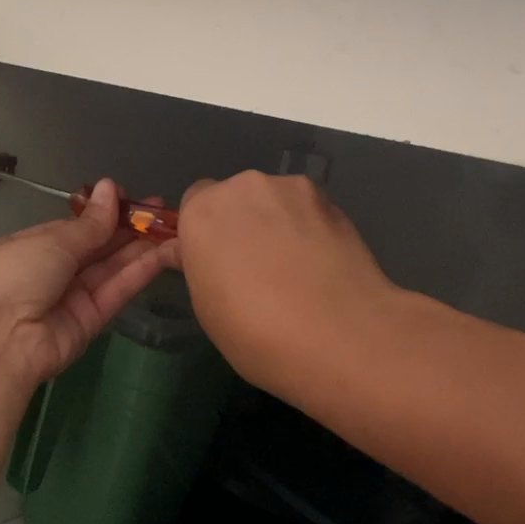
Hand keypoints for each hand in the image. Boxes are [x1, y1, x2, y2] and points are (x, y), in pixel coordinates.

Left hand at [0, 180, 169, 391]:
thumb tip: (109, 188)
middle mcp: (53, 271)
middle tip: (162, 209)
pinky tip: (165, 250)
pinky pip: (117, 290)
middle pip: (97, 247)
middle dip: (128, 227)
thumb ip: (89, 223)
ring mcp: (72, 298)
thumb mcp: (51, 241)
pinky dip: (140, 271)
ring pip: (112, 268)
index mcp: (33, 245)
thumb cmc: (13, 274)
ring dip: (141, 247)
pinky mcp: (92, 322)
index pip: (75, 227)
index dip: (103, 211)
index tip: (130, 195)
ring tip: (172, 226)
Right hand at [162, 171, 401, 392]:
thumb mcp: (207, 308)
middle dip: (243, 224)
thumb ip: (197, 266)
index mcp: (201, 213)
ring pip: (275, 201)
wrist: (337, 335)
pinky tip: (322, 263)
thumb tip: (187, 252)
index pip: (194, 203)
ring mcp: (290, 189)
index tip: (217, 261)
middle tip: (257, 269)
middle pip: (236, 198)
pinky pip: (308, 209)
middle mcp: (242, 188)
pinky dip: (310, 228)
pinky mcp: (331, 200)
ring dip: (278, 223)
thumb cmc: (254, 332)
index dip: (206, 233)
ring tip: (296, 268)